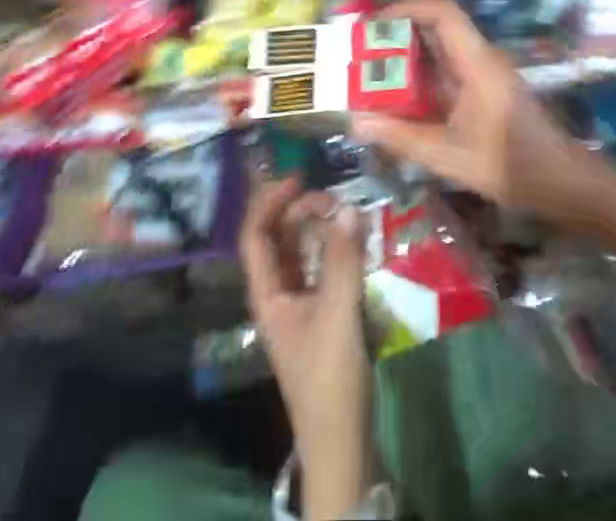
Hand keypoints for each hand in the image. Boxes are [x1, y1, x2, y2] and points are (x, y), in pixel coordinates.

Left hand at [240, 176, 370, 518]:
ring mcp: (300, 305)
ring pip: (303, 254)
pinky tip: (358, 243)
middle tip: (337, 199)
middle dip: (302, 213)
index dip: (270, 203)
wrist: (341, 437)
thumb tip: (349, 208)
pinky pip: (323, 269)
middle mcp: (278, 294)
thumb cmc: (330, 377)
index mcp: (268, 294)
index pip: (256, 237)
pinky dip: (336, 250)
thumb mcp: (338, 314)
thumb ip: (344, 260)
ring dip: (320, 230)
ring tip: (348, 213)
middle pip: (280, 240)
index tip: (298, 177)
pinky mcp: (322, 314)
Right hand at [350, 0, 615, 223]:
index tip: (369, 26)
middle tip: (358, 55)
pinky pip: (447, 73)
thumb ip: (401, 136)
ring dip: (406, 60)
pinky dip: (421, 80)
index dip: (403, 8)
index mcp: (477, 62)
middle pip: (436, 28)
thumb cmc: (509, 165)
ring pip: (440, 52)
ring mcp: (485, 74)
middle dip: (396, 36)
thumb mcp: (447, 155)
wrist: (561, 181)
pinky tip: (398, 102)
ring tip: (368, 78)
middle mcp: (481, 59)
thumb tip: (355, 120)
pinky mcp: (486, 91)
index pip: (441, 11)